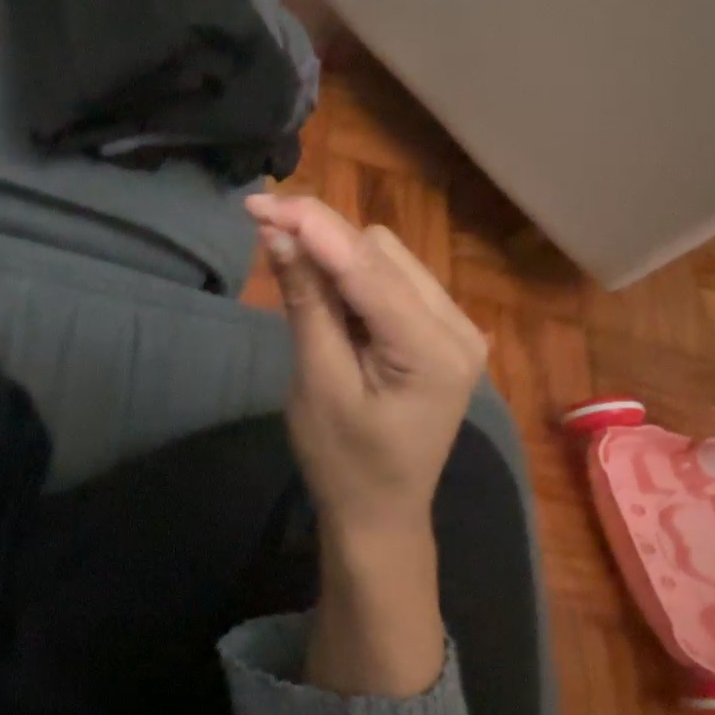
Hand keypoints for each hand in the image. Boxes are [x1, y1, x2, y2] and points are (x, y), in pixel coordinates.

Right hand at [247, 194, 485, 698]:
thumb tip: (276, 232)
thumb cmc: (342, 458)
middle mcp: (458, 326)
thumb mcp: (317, 380)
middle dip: (320, 237)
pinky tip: (324, 293)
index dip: (310, 225)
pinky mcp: (440, 329)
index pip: (366, 265)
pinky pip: (392, 277)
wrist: (380, 513)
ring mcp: (455, 326)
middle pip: (380, 249)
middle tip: (263, 236)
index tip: (256, 201)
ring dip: (334, 255)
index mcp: (434, 348)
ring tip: (294, 279)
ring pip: (386, 255)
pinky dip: (351, 274)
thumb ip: (305, 301)